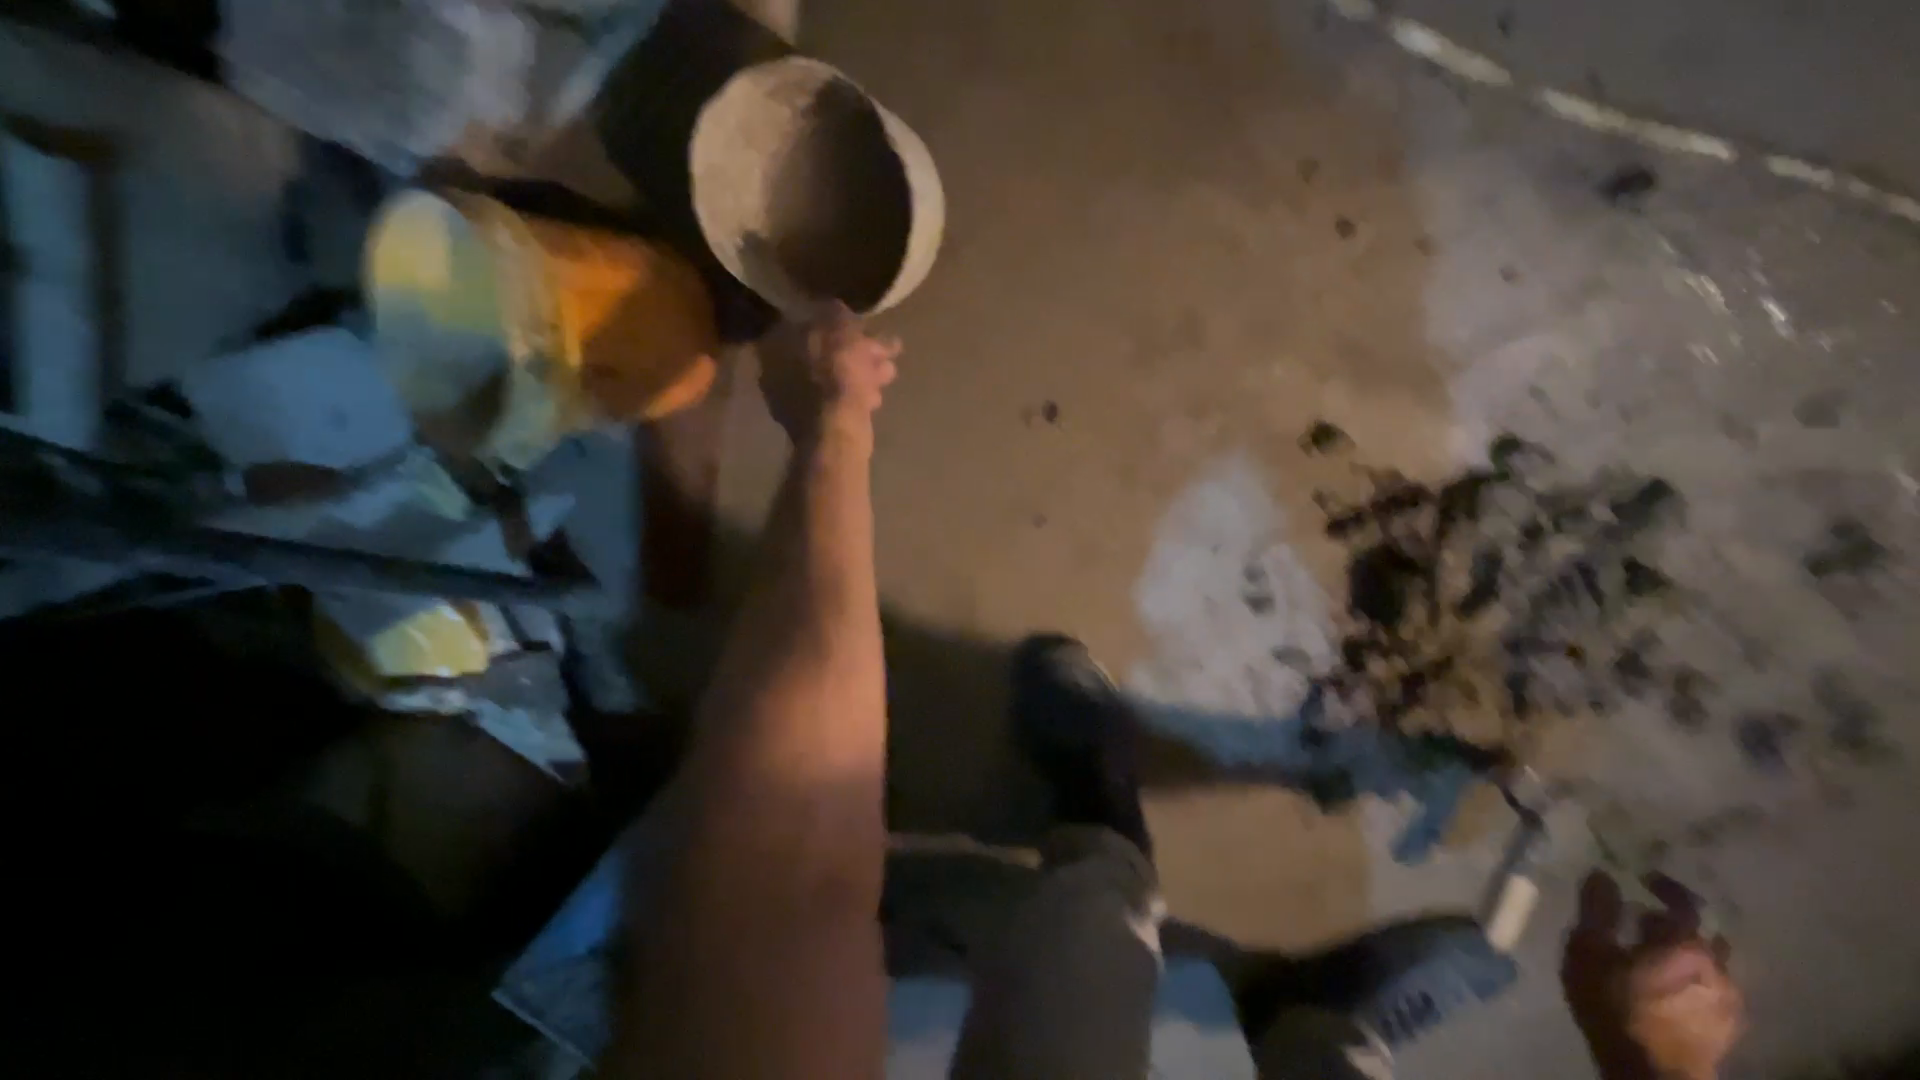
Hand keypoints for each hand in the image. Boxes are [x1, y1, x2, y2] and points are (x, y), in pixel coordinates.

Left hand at [759, 303, 900, 444]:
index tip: (863, 325)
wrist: (836, 431)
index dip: (838, 322)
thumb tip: (836, 307)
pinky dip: (856, 395)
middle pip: (822, 352)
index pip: (807, 322)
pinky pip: (837, 400)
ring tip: (889, 373)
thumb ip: (838, 314)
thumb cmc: (837, 373)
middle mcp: (777, 370)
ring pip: (833, 377)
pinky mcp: (812, 423)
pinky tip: (876, 396)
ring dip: (862, 372)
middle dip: (856, 350)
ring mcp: (792, 399)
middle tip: (884, 351)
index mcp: (777, 343)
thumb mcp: (842, 330)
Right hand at [1562, 872, 1744, 1079]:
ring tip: (1656, 958)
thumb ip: (1597, 910)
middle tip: (1644, 922)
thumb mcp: (1590, 951)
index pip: (1686, 902)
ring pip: (1713, 963)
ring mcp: (1731, 999)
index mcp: (1686, 944)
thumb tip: (1603, 874)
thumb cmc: (1616, 1005)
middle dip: (1677, 923)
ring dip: (1688, 953)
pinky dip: (1695, 978)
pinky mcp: (1730, 1026)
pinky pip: (1715, 988)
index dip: (1666, 886)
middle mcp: (1719, 967)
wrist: (1652, 1071)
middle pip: (1704, 933)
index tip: (1644, 878)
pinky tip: (1671, 989)